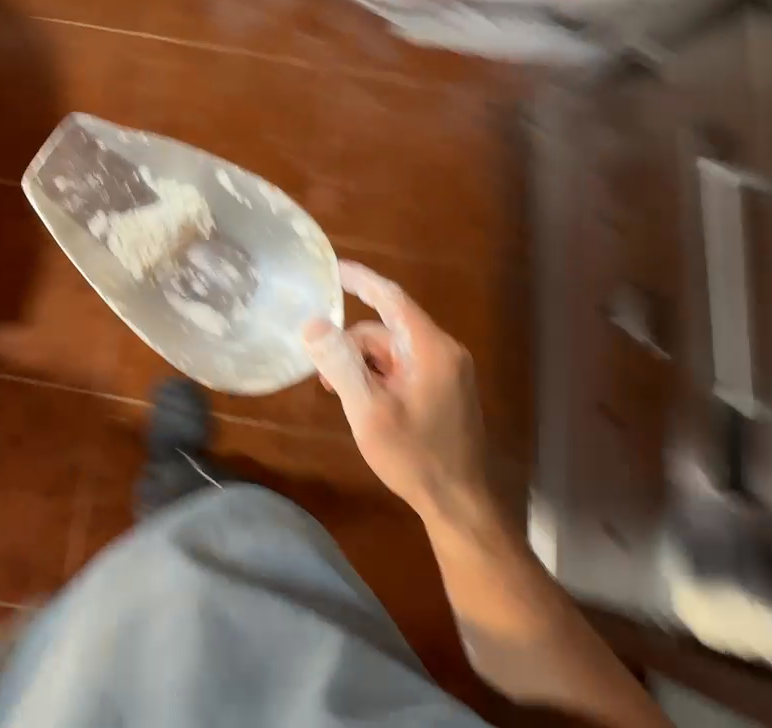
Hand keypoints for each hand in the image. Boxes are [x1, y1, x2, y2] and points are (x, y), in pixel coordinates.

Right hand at [303, 261, 496, 533]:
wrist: (458, 503)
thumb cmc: (414, 456)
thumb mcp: (368, 410)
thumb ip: (341, 363)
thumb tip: (313, 322)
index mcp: (431, 349)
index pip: (391, 298)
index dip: (360, 279)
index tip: (330, 267)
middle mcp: (443, 352)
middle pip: (386, 328)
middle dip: (351, 344)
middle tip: (322, 371)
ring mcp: (445, 372)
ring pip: (391, 350)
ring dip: (361, 364)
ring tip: (338, 394)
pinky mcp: (442, 390)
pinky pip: (401, 367)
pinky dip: (376, 376)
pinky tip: (360, 401)